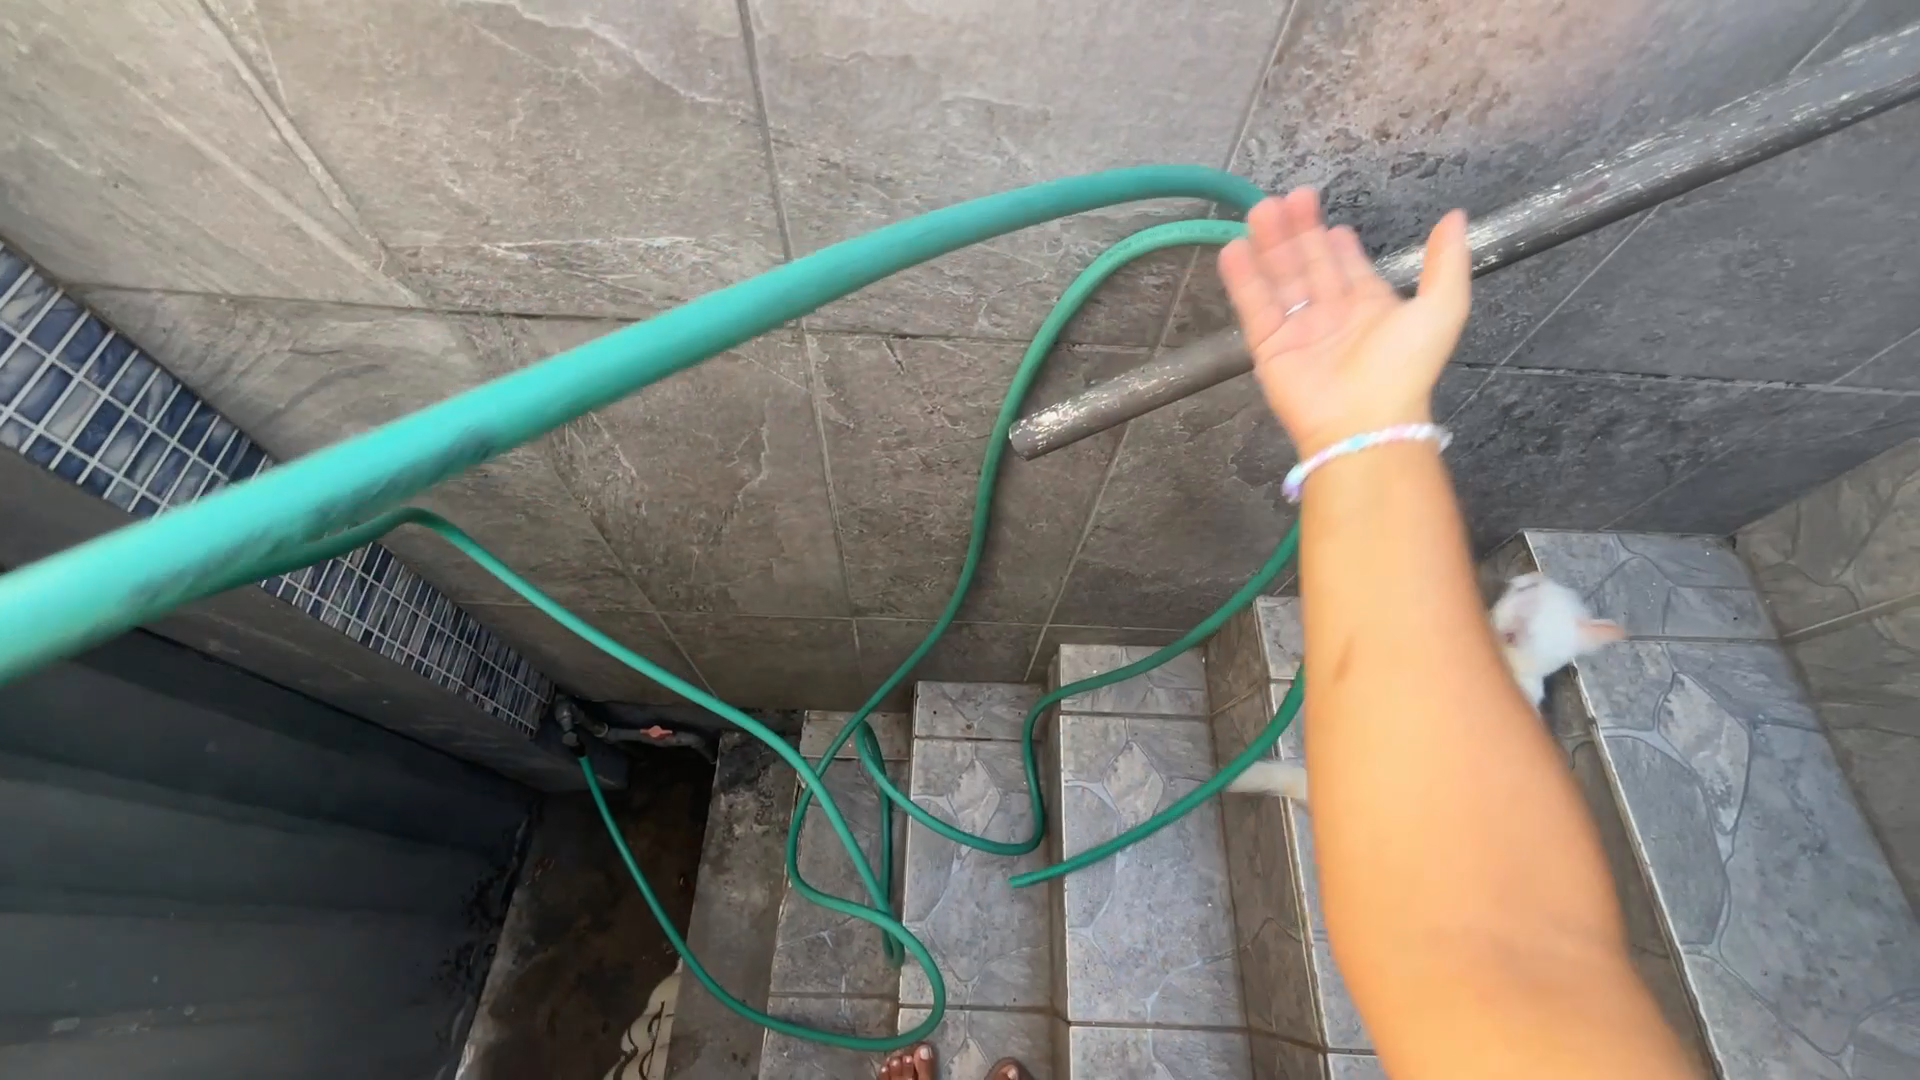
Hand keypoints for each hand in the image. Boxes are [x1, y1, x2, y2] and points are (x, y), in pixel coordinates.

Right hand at [1218, 188, 1471, 457]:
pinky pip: (1254, 306)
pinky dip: (1244, 279)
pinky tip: (1236, 249)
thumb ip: (1446, 261)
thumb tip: (1453, 216)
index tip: (1322, 214)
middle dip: (1296, 232)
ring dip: (1269, 246)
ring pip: (1279, 280)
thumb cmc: (1403, 366)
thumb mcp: (1441, 308)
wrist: (1363, 421)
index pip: (1346, 266)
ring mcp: (1297, 330)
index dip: (1334, 242)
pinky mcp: (1268, 347)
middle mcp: (1330, 315)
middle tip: (1284, 199)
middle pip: (1307, 265)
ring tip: (1258, 211)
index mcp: (1370, 306)